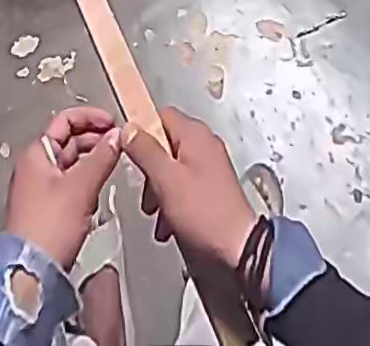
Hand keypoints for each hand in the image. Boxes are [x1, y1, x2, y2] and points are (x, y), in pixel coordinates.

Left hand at [4, 106, 124, 267]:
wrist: (31, 273)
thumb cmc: (51, 225)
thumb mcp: (81, 187)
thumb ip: (102, 158)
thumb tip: (117, 135)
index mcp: (37, 152)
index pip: (65, 121)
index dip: (90, 118)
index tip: (113, 123)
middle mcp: (35, 165)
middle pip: (68, 141)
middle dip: (95, 139)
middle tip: (118, 143)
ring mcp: (39, 187)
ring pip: (70, 163)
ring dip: (92, 161)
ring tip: (113, 165)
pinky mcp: (45, 208)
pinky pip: (69, 183)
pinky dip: (85, 181)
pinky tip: (98, 191)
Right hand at [121, 108, 257, 270]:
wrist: (240, 253)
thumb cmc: (204, 213)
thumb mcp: (165, 178)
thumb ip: (144, 150)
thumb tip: (129, 129)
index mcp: (195, 134)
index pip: (160, 116)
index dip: (143, 132)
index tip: (131, 154)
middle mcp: (205, 144)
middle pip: (164, 144)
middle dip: (150, 170)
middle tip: (147, 193)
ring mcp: (211, 167)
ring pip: (172, 168)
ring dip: (159, 190)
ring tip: (156, 215)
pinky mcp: (213, 189)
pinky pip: (185, 186)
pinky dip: (173, 202)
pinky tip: (169, 226)